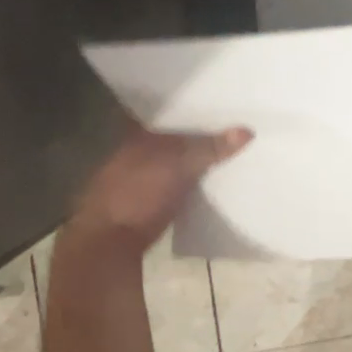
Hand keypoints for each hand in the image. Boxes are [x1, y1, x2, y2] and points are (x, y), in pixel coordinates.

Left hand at [66, 123, 253, 257]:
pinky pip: (165, 187)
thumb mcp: (180, 167)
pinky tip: (201, 187)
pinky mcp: (135, 208)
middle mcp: (129, 155)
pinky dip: (181, 186)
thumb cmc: (138, 195)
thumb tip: (247, 130)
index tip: (213, 105)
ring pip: (165, 164)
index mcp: (135, 138)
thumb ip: (210, 148)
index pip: (163, 115)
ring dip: (186, 163)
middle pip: (166, 140)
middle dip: (191, 136)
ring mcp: (129, 182)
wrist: (105, 245)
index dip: (186, 110)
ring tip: (220, 157)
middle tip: (225, 129)